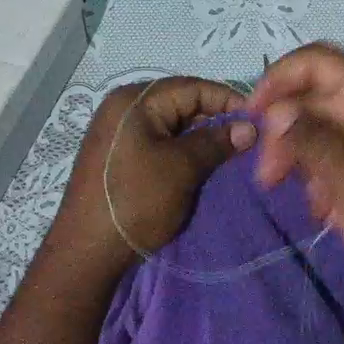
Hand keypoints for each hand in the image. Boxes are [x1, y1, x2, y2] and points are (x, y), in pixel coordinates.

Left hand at [54, 77, 256, 270]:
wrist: (84, 255)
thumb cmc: (135, 202)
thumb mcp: (182, 168)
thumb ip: (217, 142)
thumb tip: (250, 128)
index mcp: (134, 100)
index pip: (192, 87)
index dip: (228, 100)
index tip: (258, 119)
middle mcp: (122, 107)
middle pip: (180, 102)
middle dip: (215, 118)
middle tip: (247, 137)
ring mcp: (117, 132)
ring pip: (171, 123)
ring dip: (200, 136)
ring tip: (230, 152)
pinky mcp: (117, 156)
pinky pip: (158, 140)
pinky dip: (181, 149)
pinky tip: (202, 164)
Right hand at [249, 43, 343, 310]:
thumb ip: (311, 137)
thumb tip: (275, 110)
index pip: (317, 60)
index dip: (279, 79)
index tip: (251, 117)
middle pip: (315, 97)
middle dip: (285, 130)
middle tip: (267, 178)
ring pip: (323, 130)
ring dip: (301, 158)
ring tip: (293, 198)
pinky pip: (339, 159)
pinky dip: (322, 179)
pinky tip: (322, 213)